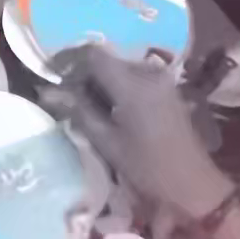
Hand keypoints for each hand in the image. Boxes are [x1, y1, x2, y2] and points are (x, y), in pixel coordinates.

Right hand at [44, 46, 233, 220]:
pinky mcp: (166, 87)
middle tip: (63, 94)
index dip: (66, 59)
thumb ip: (76, 110)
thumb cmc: (147, 167)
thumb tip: (46, 91)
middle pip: (105, 58)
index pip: (91, 53)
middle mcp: (147, 72)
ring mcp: (160, 78)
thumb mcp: (106, 140)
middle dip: (81, 72)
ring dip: (97, 79)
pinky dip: (114, 84)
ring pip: (117, 66)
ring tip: (81, 102)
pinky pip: (132, 75)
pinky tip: (105, 105)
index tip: (49, 73)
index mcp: (131, 83)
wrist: (193, 185)